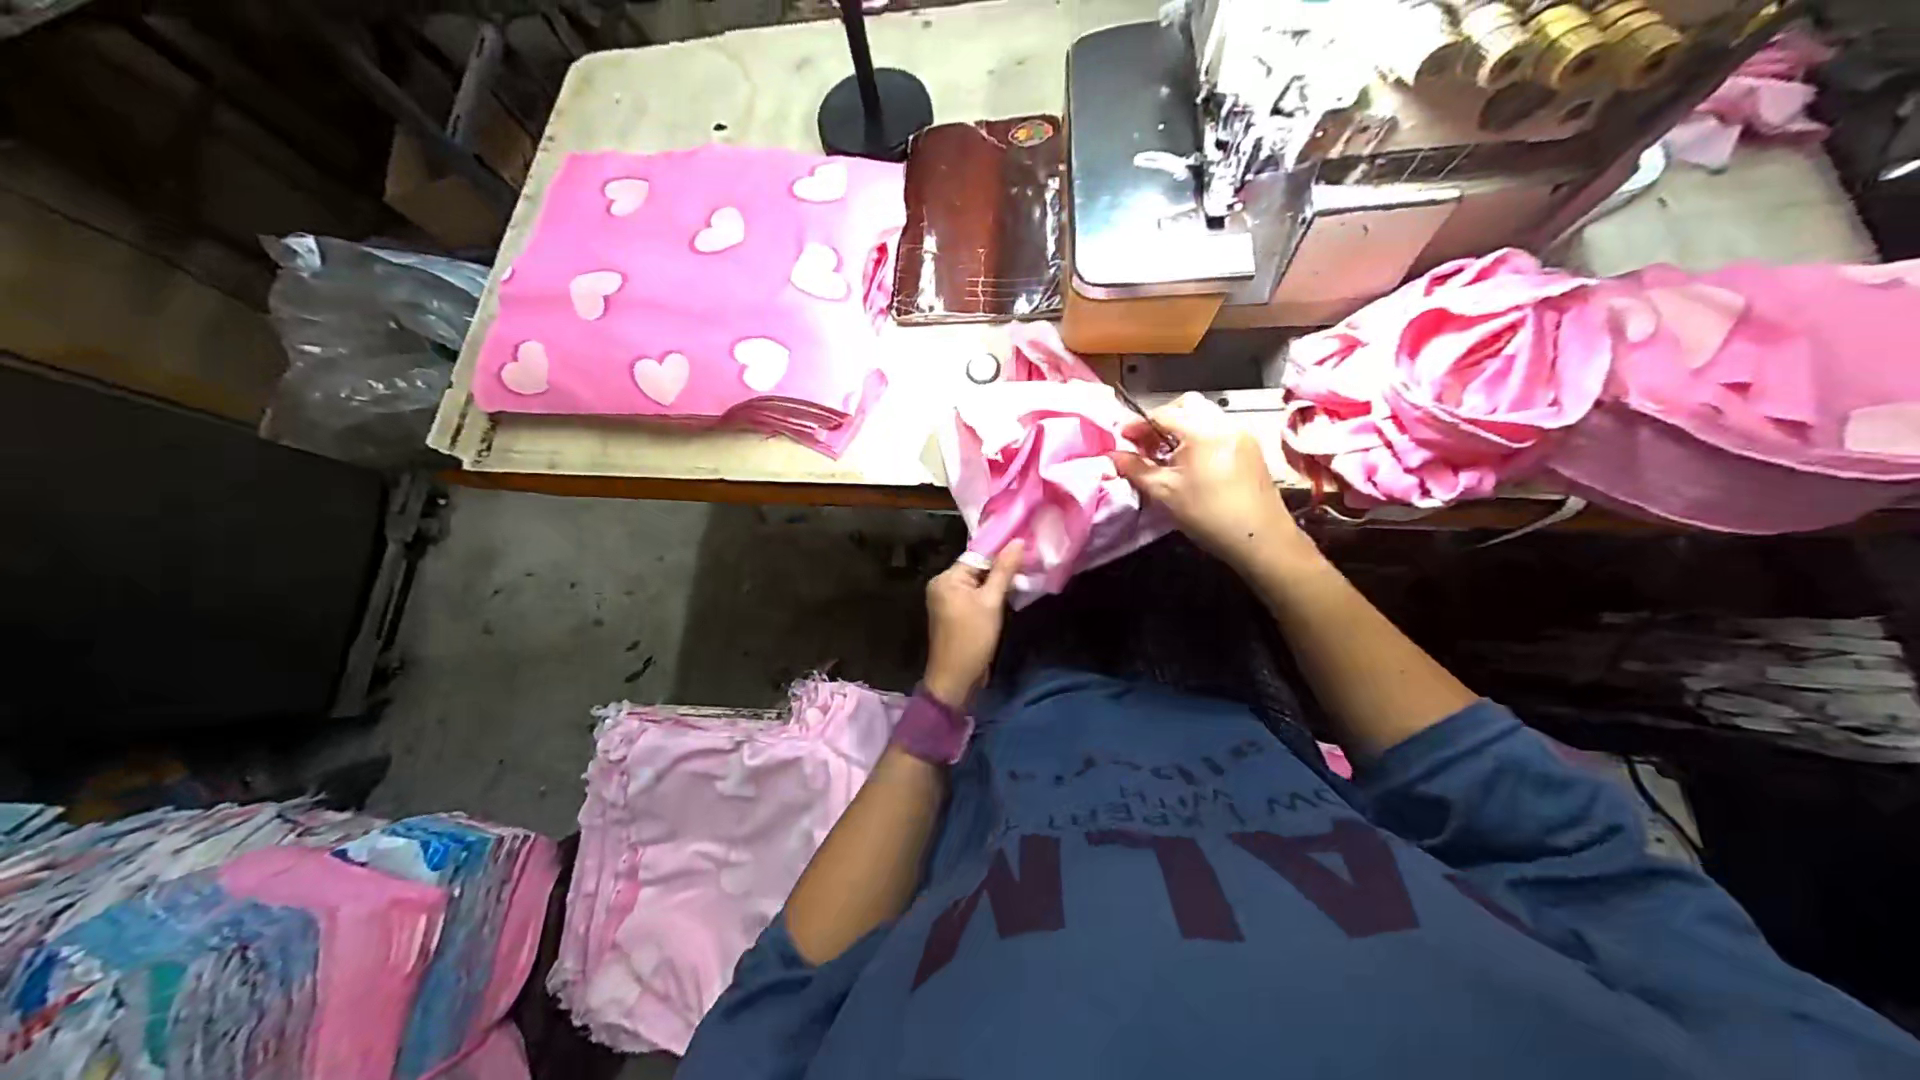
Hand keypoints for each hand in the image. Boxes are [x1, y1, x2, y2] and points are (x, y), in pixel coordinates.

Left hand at [923, 541, 1022, 708]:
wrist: (956, 679)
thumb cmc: (973, 638)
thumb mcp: (992, 602)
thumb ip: (1004, 570)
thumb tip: (1017, 541)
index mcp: (946, 578)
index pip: (977, 555)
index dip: (1001, 553)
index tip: (1025, 550)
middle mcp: (942, 585)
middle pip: (977, 568)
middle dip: (1000, 569)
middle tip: (1028, 566)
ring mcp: (947, 600)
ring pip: (977, 583)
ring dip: (997, 584)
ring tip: (1022, 579)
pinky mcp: (954, 614)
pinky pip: (974, 597)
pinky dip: (989, 596)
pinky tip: (1008, 596)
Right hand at [1110, 392, 1310, 572]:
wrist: (1261, 538)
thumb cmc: (1208, 516)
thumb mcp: (1165, 492)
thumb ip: (1136, 469)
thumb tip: (1113, 456)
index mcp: (1202, 431)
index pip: (1162, 414)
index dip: (1138, 425)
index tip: (1122, 439)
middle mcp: (1224, 423)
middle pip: (1186, 406)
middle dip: (1161, 420)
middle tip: (1145, 445)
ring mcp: (1241, 433)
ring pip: (1204, 415)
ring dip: (1180, 428)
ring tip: (1166, 455)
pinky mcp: (1250, 447)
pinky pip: (1218, 429)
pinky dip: (1198, 436)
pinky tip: (1190, 461)